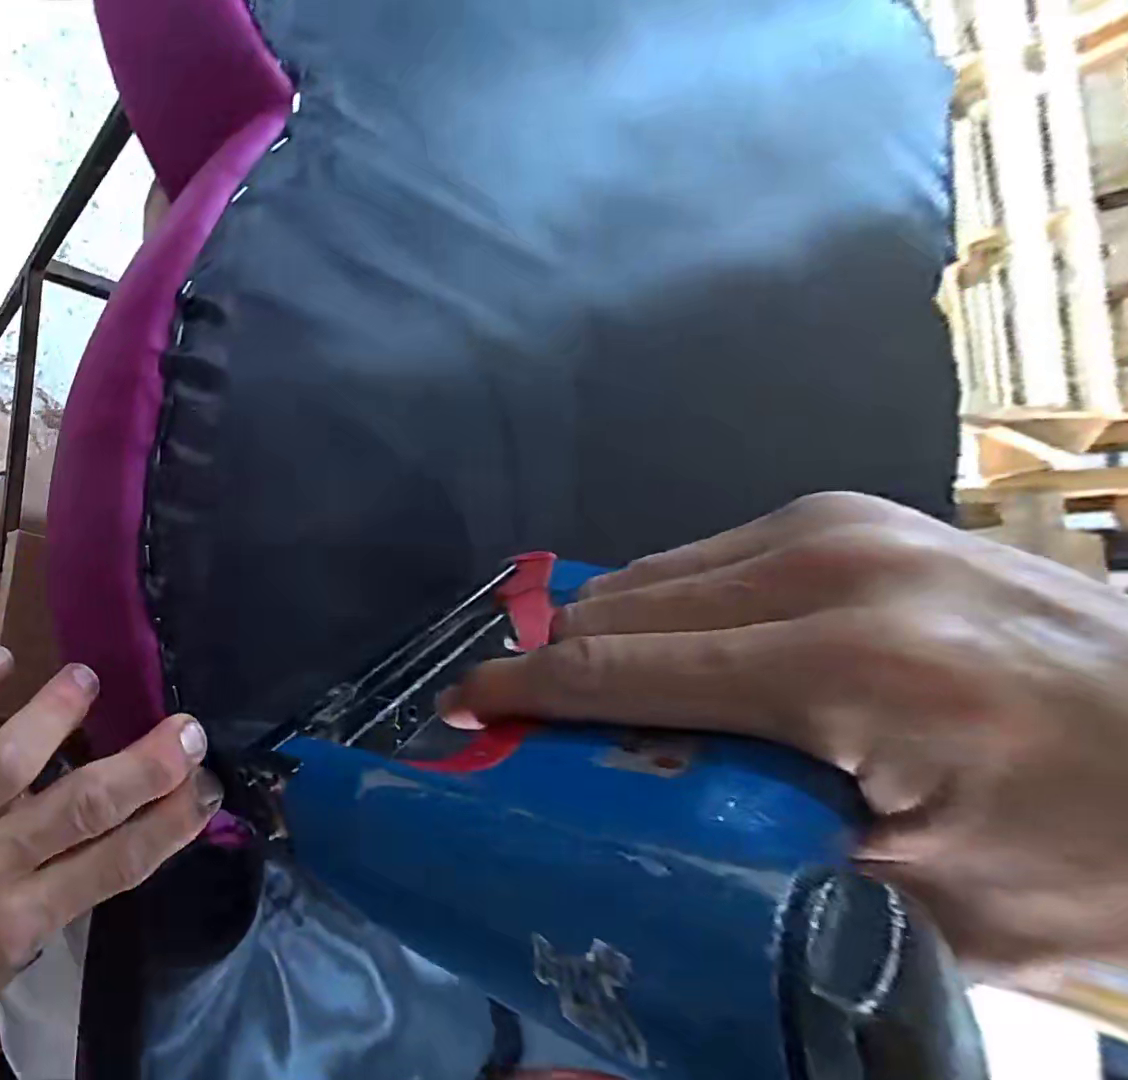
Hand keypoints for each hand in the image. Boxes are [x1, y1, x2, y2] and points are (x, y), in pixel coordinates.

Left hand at [0, 649, 221, 1030]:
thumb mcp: (12, 956)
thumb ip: (71, 894)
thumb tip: (140, 830)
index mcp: (22, 919)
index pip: (114, 866)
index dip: (169, 823)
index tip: (207, 784)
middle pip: (76, 810)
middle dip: (142, 768)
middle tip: (186, 728)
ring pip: (5, 763)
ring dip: (53, 716)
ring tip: (87, 679)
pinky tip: (2, 656)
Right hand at [439, 492, 1127, 967]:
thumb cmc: (1120, 854)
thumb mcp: (935, 905)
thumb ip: (756, 857)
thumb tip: (622, 818)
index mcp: (853, 670)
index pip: (616, 672)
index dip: (517, 692)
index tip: (458, 709)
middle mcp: (823, 566)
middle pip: (608, 613)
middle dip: (557, 670)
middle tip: (547, 729)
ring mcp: (829, 523)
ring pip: (635, 580)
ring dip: (601, 639)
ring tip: (615, 698)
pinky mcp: (835, 511)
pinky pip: (683, 564)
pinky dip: (654, 611)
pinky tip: (687, 654)